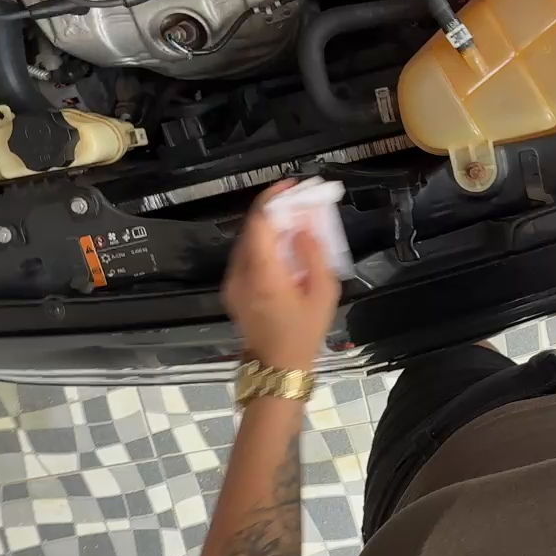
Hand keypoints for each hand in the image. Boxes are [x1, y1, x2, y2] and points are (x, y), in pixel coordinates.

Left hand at [222, 181, 341, 370]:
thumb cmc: (304, 335)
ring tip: (298, 225)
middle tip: (301, 205)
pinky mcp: (233, 289)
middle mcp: (241, 274)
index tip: (291, 186)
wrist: (278, 369)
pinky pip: (248, 257)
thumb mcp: (323, 294)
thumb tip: (305, 226)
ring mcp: (233, 283)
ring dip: (271, 229)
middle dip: (277, 212)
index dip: (274, 200)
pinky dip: (266, 246)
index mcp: (263, 275)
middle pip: (253, 230)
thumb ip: (314, 255)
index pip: (260, 224)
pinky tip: (286, 249)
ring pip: (249, 242)